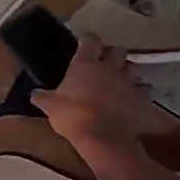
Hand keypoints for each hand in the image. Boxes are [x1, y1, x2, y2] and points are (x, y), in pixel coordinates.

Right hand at [32, 39, 158, 143]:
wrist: (103, 138)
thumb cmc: (73, 116)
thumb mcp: (50, 106)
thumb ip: (42, 97)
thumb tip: (34, 94)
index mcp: (85, 64)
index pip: (90, 41)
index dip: (88, 41)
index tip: (83, 44)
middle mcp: (109, 68)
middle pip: (118, 51)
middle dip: (113, 54)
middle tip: (105, 62)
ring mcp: (128, 83)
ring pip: (134, 68)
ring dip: (128, 71)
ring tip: (121, 79)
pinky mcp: (142, 100)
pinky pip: (145, 90)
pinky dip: (140, 92)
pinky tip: (133, 98)